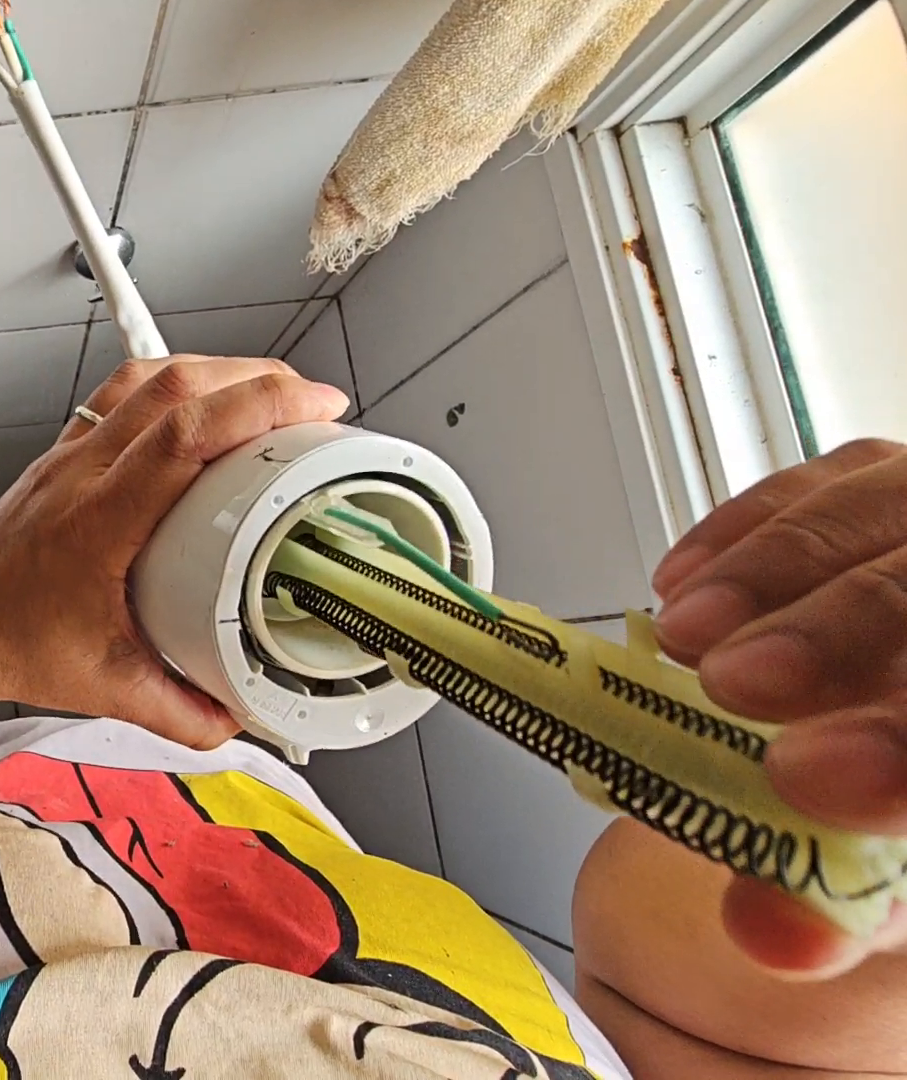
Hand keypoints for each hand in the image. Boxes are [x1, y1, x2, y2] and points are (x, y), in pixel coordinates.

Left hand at [0, 356, 349, 749]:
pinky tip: (190, 403)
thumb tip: (236, 717)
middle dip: (255, 378)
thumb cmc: (5, 645)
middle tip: (307, 401)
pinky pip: (113, 397)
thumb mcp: (106, 687)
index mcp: (96, 523)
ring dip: (209, 372)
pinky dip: (165, 386)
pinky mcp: (56, 460)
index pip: (184, 436)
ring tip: (260, 390)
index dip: (258, 406)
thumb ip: (182, 712)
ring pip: (141, 381)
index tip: (314, 406)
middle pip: (171, 388)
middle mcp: (78, 476)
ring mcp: (63, 460)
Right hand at [651, 438, 906, 975]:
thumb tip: (772, 932)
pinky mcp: (894, 501)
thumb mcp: (878, 903)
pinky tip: (686, 578)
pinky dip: (752, 523)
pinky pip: (841, 474)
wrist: (838, 755)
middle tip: (736, 686)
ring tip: (686, 630)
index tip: (815, 781)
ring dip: (781, 567)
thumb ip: (832, 910)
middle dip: (853, 630)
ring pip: (906, 499)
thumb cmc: (868, 825)